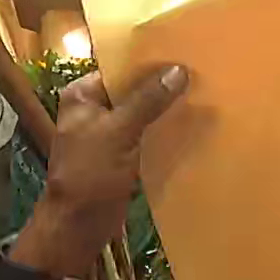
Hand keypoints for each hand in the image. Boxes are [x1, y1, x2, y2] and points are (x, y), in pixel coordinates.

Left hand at [14, 66, 187, 277]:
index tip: (182, 52)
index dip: (148, 61)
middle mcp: (94, 108)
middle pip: (133, 89)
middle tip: (199, 70)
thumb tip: (179, 69)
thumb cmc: (89, 174)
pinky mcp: (123, 153)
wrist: (77, 227)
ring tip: (202, 92)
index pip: (119, 67)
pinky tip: (191, 123)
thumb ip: (147, 100)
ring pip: (143, 112)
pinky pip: (147, 133)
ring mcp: (109, 132)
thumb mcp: (118, 132)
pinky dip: (164, 130)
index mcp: (83, 95)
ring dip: (166, 108)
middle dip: (162, 84)